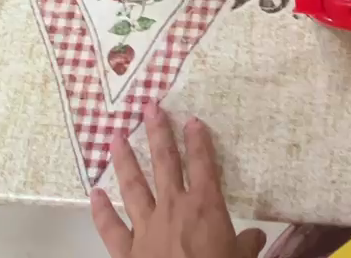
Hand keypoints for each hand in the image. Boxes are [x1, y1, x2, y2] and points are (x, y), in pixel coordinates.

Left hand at [91, 102, 266, 257]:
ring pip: (133, 186)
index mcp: (204, 205)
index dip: (198, 139)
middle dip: (157, 133)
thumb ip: (246, 245)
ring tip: (114, 136)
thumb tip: (256, 236)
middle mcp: (173, 207)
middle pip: (165, 163)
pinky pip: (110, 228)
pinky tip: (93, 192)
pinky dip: (100, 211)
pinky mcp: (126, 252)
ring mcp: (146, 228)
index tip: (192, 118)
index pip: (203, 163)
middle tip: (149, 107)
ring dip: (124, 160)